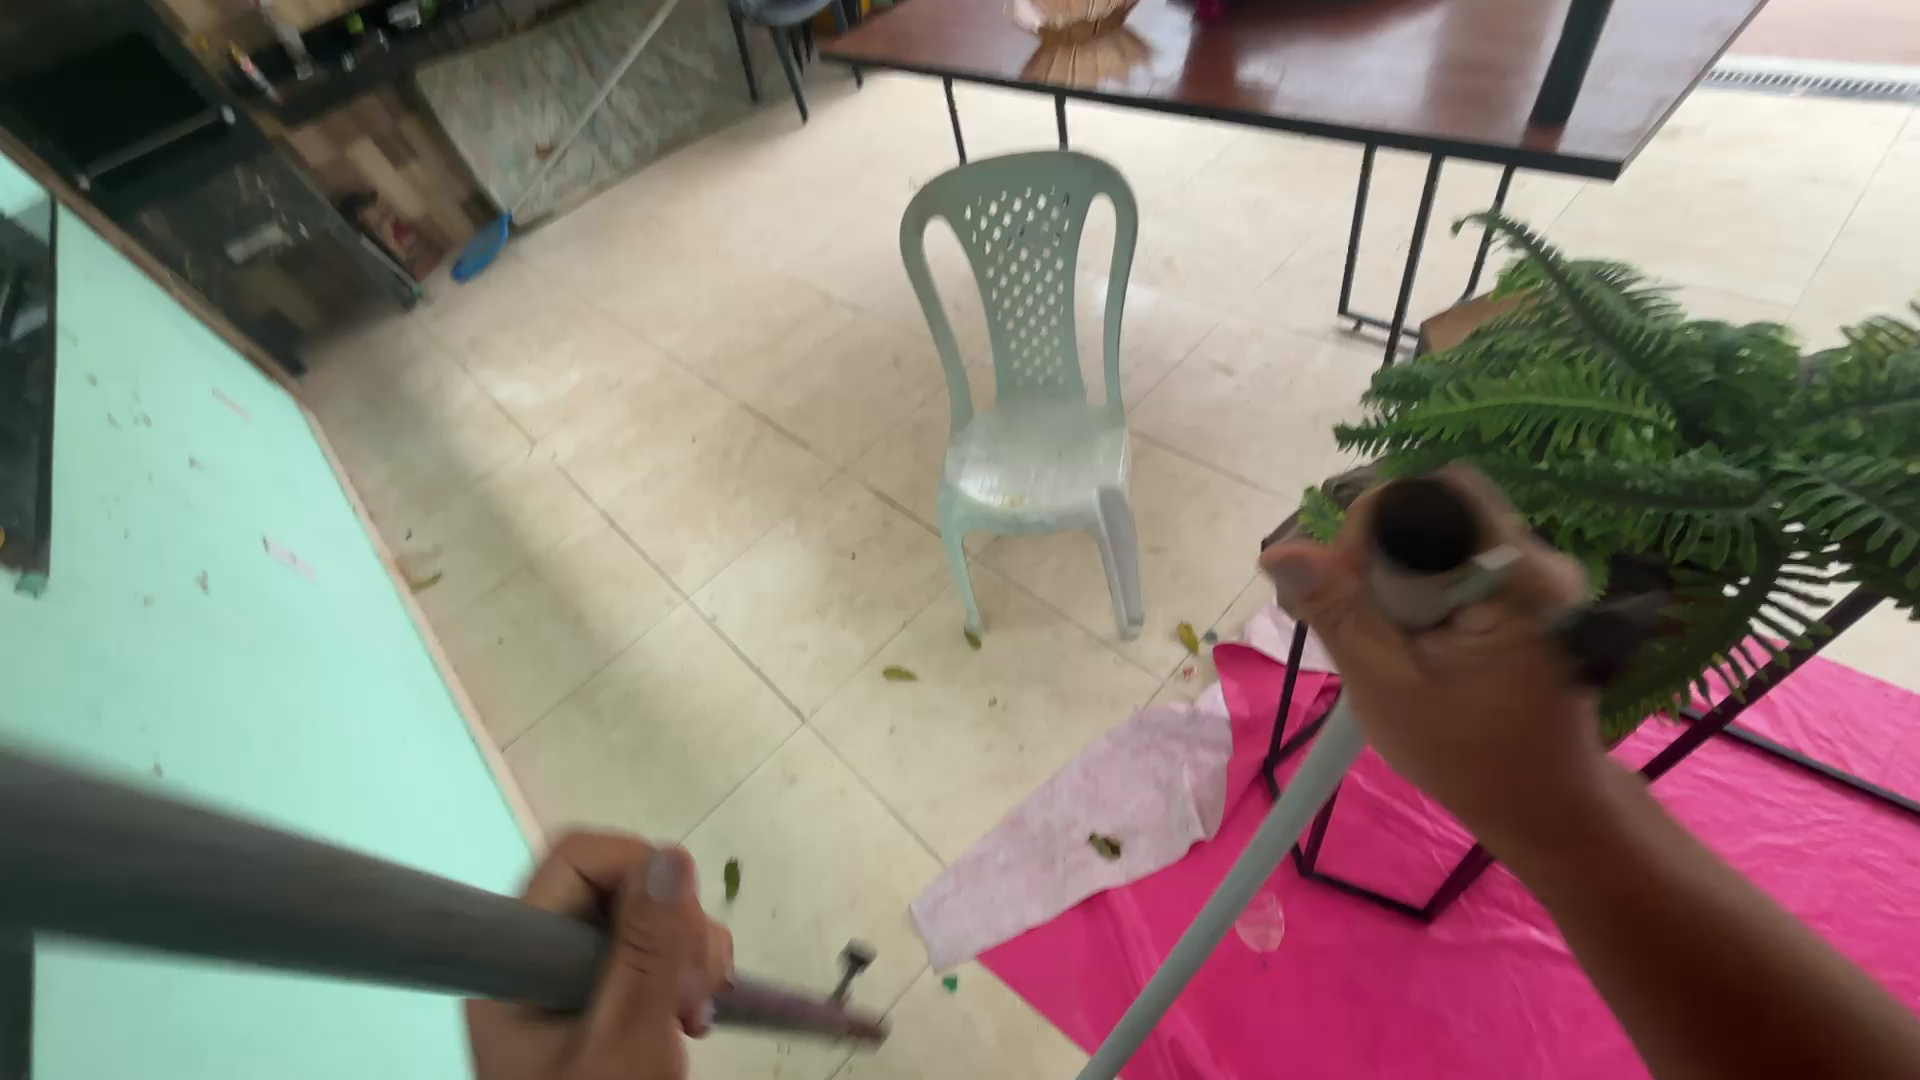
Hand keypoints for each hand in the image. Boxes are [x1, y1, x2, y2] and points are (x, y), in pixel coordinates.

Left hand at [467, 833, 734, 1079]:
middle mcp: (545, 954)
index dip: (633, 867)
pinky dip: (694, 963)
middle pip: (623, 880)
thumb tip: (671, 856)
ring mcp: (579, 970)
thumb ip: (648, 952)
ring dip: (693, 949)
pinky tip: (696, 1009)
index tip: (676, 925)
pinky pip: (664, 939)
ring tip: (697, 1009)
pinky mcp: (611, 984)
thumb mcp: (626, 1045)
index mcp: (519, 961)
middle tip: (693, 987)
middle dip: (677, 922)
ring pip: (654, 908)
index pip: (574, 860)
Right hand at [1258, 467, 1606, 850]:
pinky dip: (1413, 585)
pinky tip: (1407, 634)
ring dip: (1389, 573)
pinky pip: (1450, 554)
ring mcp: (1535, 571)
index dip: (1362, 534)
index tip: (1345, 593)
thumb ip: (1336, 610)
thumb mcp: (1383, 685)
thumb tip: (1277, 551)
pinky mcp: (1526, 586)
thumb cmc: (1465, 754)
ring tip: (1380, 636)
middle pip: (1425, 511)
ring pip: (1433, 531)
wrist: (1543, 802)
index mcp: (1512, 580)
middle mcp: (1537, 559)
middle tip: (1358, 624)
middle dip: (1372, 556)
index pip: (1415, 502)